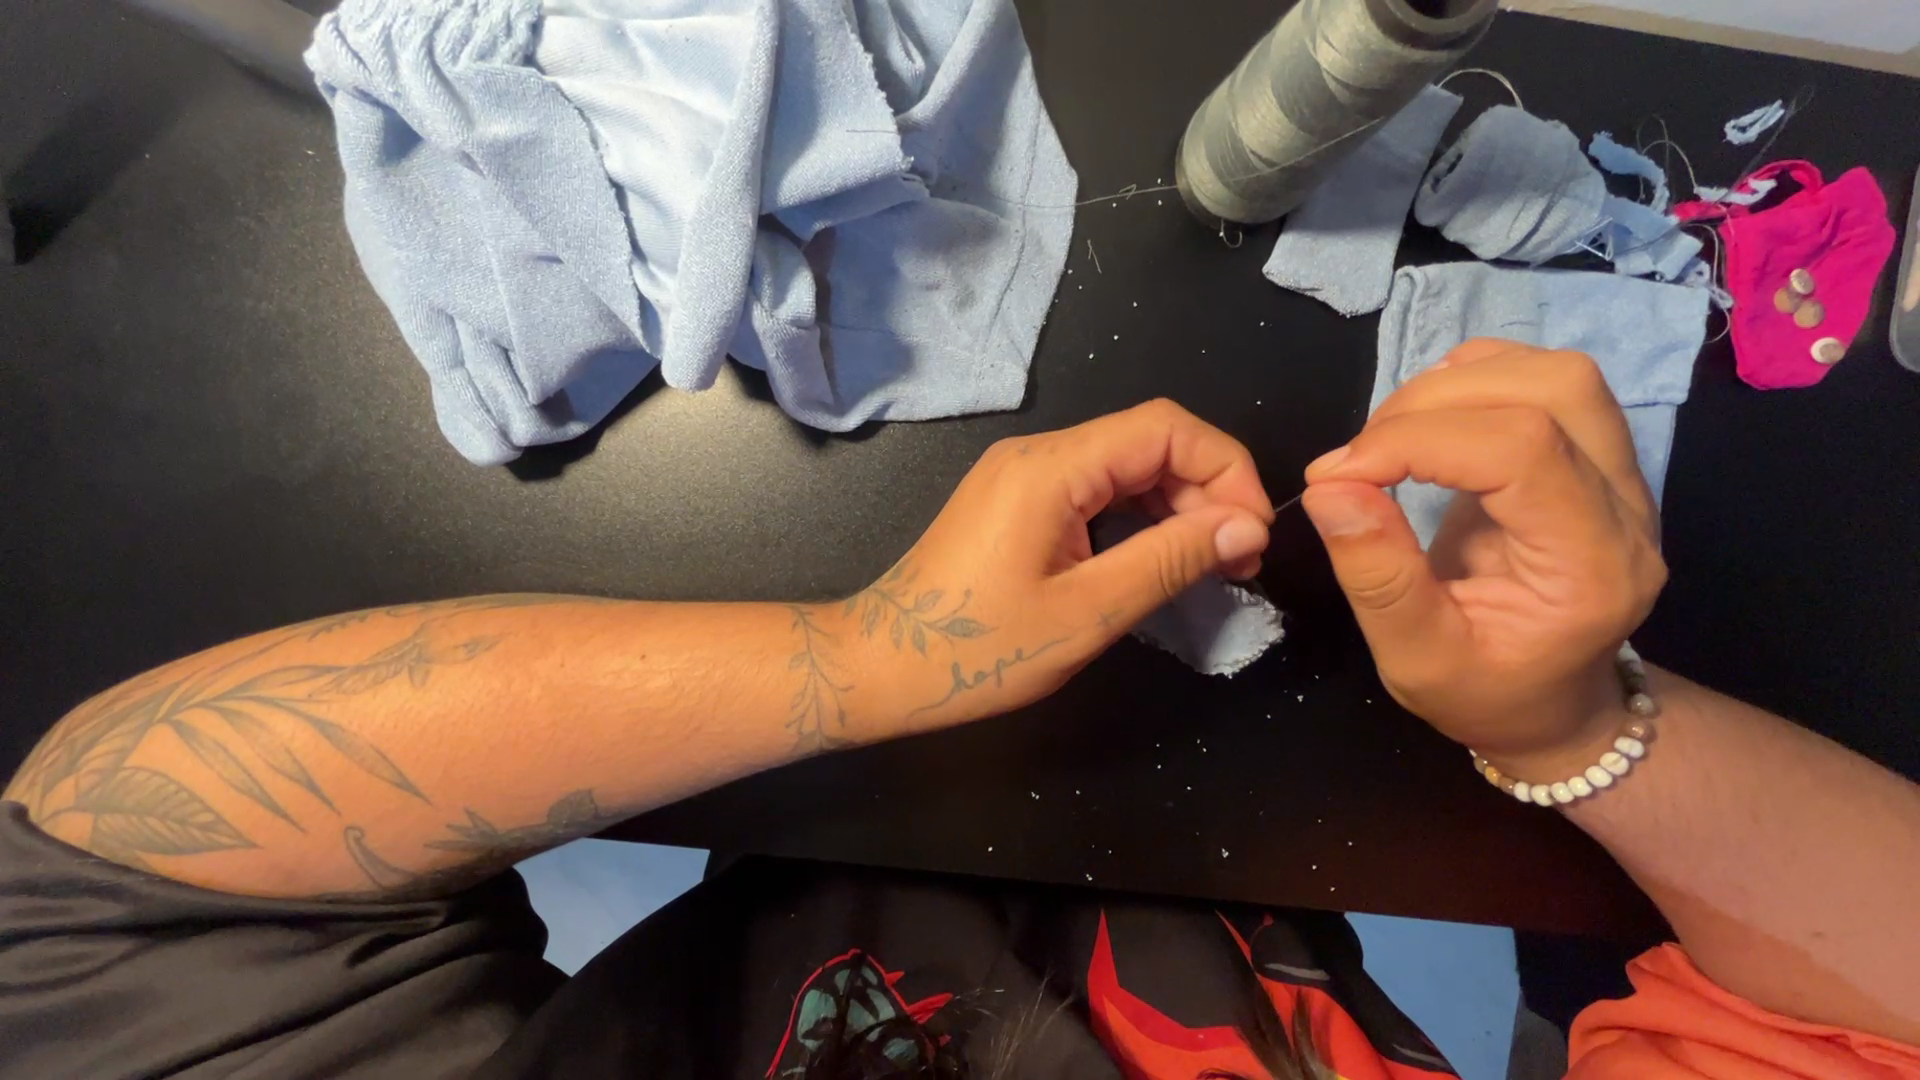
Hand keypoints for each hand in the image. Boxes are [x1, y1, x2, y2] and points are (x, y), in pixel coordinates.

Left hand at [846, 399, 1273, 730]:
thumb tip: (1245, 527)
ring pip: (1121, 465)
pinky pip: (1090, 489)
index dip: (1226, 469)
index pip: (1166, 428)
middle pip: (1146, 441)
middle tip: (1235, 559)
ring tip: (1205, 562)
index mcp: (1051, 468)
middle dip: (1205, 490)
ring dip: (1173, 504)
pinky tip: (1153, 556)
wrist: (881, 665)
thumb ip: (1170, 560)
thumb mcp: (1087, 613)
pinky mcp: (1013, 501)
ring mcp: (1019, 475)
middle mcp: (1035, 454)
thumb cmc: (977, 650)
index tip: (1251, 534)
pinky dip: (1133, 516)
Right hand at [1299, 341, 1667, 774]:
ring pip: (1555, 375)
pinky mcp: (1589, 461)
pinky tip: (1427, 422)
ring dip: (1453, 385)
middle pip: (1551, 391)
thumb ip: (1375, 574)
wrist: (1550, 706)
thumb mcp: (1412, 657)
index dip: (1414, 442)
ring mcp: (1618, 478)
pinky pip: (1546, 384)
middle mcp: (1623, 507)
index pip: (1519, 449)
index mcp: (1589, 565)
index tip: (1333, 475)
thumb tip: (1329, 487)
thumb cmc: (1483, 693)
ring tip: (1387, 438)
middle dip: (1429, 405)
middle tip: (1357, 459)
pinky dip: (1474, 381)